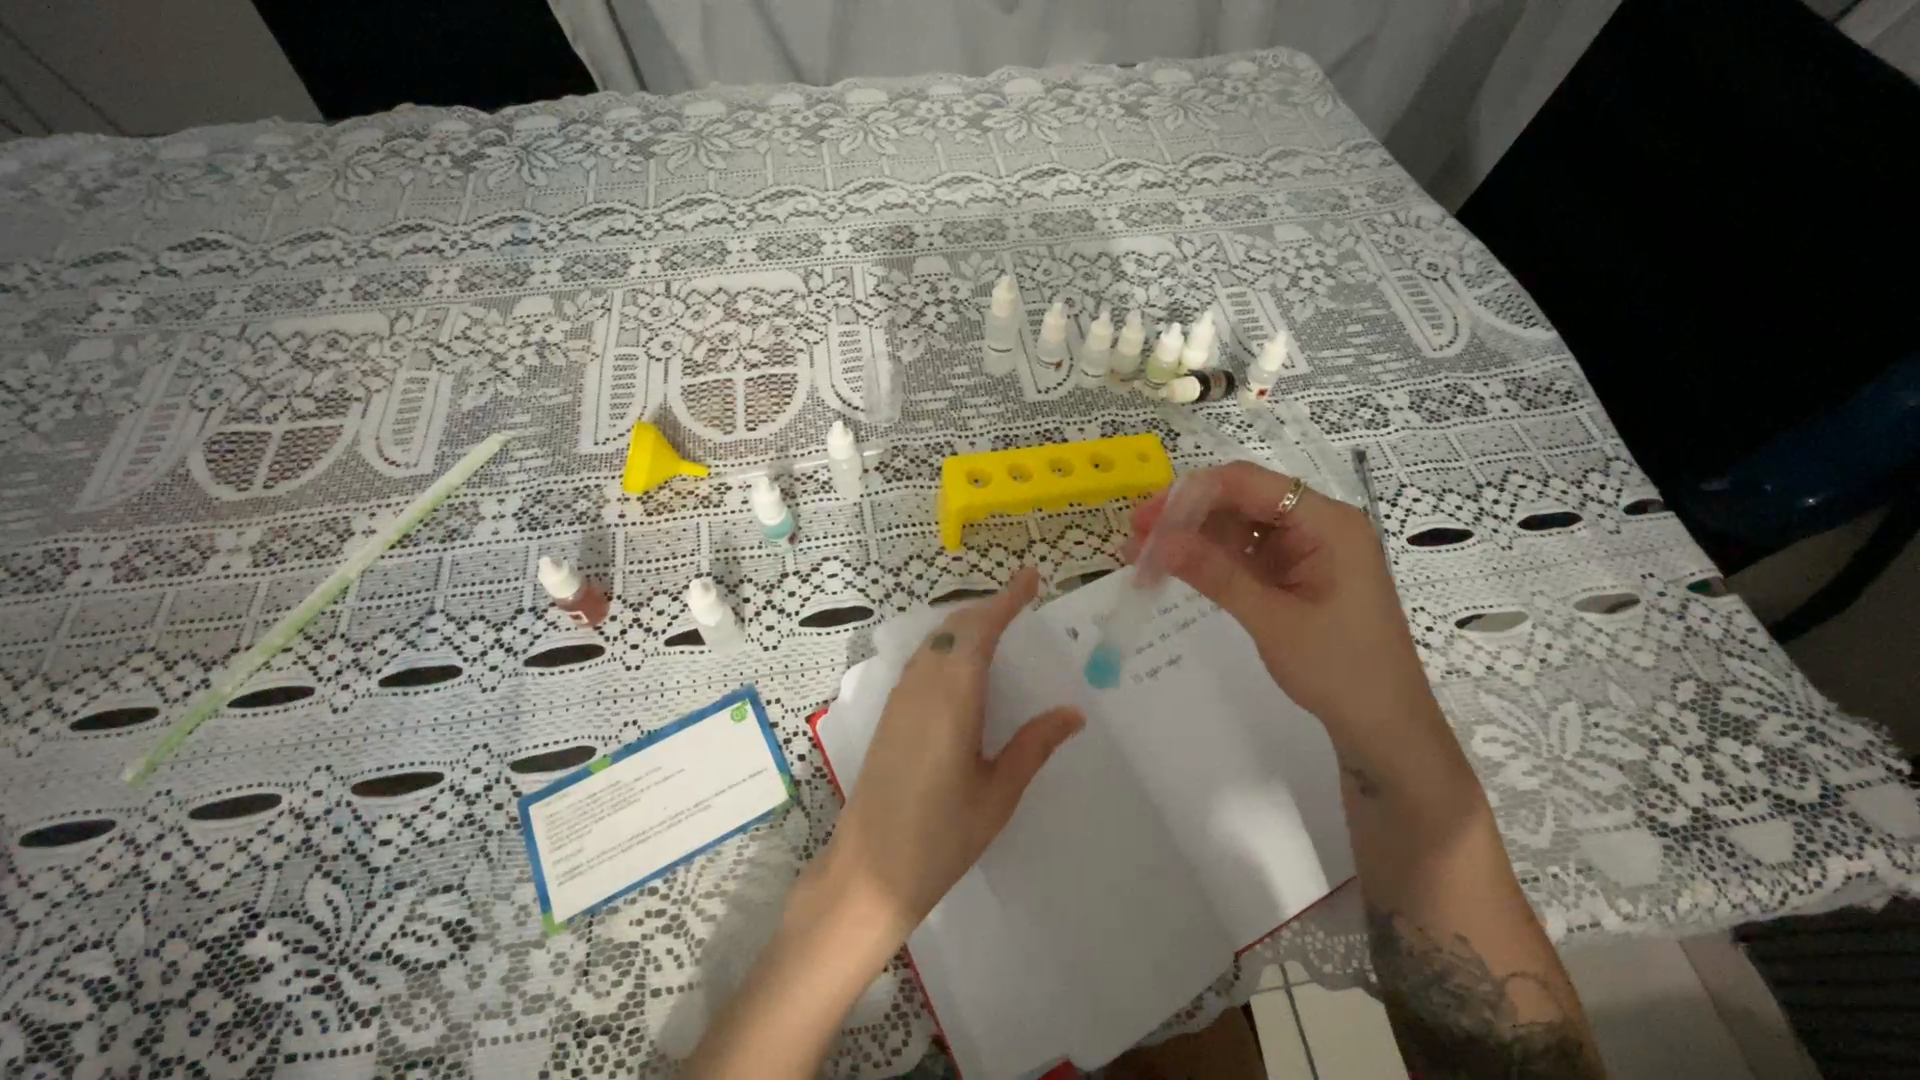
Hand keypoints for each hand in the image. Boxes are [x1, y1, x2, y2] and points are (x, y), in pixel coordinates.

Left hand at [817, 566, 1083, 949]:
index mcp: (952, 698)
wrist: (869, 870)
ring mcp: (898, 701)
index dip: (1006, 599)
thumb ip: (1034, 745)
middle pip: (954, 629)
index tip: (1031, 578)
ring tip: (998, 630)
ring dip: (964, 628)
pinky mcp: (888, 717)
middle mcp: (921, 687)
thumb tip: (1072, 712)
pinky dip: (947, 650)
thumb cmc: (941, 835)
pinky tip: (962, 672)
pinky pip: (921, 664)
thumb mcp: (998, 793)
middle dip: (987, 609)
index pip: (980, 630)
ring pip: (933, 644)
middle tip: (1021, 605)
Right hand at [1128, 461, 1432, 735]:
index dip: (1191, 495)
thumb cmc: (1340, 669)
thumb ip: (1215, 574)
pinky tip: (1176, 570)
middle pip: (1240, 500)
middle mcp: (1317, 524)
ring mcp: (1306, 549)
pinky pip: (1245, 553)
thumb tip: (1156, 542)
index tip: (1145, 520)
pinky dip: (1210, 561)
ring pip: (1237, 526)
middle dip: (1185, 517)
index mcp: (1327, 522)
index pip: (1248, 484)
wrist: (1383, 725)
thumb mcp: (1272, 620)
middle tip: (1135, 541)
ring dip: (1192, 540)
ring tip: (1144, 561)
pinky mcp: (1295, 573)